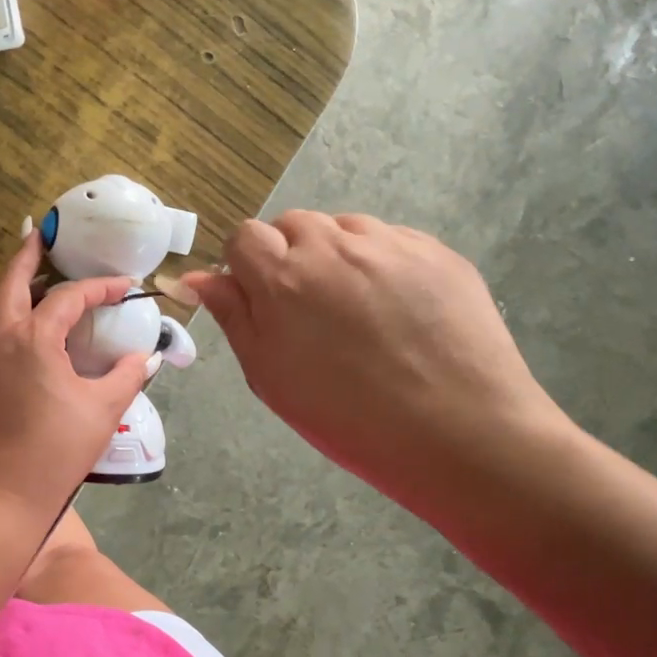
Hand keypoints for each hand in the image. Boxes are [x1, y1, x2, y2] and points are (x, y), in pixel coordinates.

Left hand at [0, 233, 151, 514]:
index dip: (101, 287)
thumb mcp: (103, 408)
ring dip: (12, 288)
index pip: (71, 296)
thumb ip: (126, 374)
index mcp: (34, 337)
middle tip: (44, 237)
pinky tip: (7, 325)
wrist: (4, 489)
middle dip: (29, 254)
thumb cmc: (57, 449)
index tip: (126, 286)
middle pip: (13, 280)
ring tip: (33, 283)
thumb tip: (144, 355)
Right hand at [183, 212, 566, 501]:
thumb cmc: (345, 414)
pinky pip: (392, 241)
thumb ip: (232, 316)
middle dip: (289, 255)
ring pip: (344, 228)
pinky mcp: (437, 252)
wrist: (460, 431)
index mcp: (282, 278)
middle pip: (293, 225)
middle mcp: (332, 246)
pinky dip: (382, 263)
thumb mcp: (268, 374)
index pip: (244, 237)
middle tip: (307, 308)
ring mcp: (390, 245)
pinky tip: (396, 309)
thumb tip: (196, 278)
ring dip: (336, 255)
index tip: (260, 300)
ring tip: (356, 308)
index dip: (246, 265)